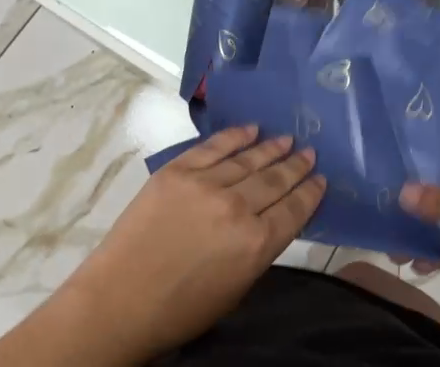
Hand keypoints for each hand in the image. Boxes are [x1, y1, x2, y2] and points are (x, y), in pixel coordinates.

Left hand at [66, 125, 324, 358]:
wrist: (118, 301)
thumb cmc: (179, 310)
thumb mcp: (235, 289)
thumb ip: (258, 250)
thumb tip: (271, 220)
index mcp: (256, 244)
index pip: (294, 210)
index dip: (310, 193)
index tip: (321, 179)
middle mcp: (237, 208)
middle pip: (276, 180)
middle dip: (296, 166)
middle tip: (310, 153)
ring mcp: (206, 185)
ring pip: (249, 159)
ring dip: (272, 148)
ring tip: (287, 139)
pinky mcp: (178, 171)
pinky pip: (214, 147)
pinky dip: (236, 136)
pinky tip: (251, 130)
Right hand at [397, 147, 439, 315]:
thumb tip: (402, 191)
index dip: (421, 157)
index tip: (386, 158)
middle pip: (439, 188)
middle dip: (412, 198)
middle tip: (376, 203)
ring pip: (438, 220)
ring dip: (417, 230)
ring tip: (390, 242)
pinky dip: (430, 253)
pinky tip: (413, 262)